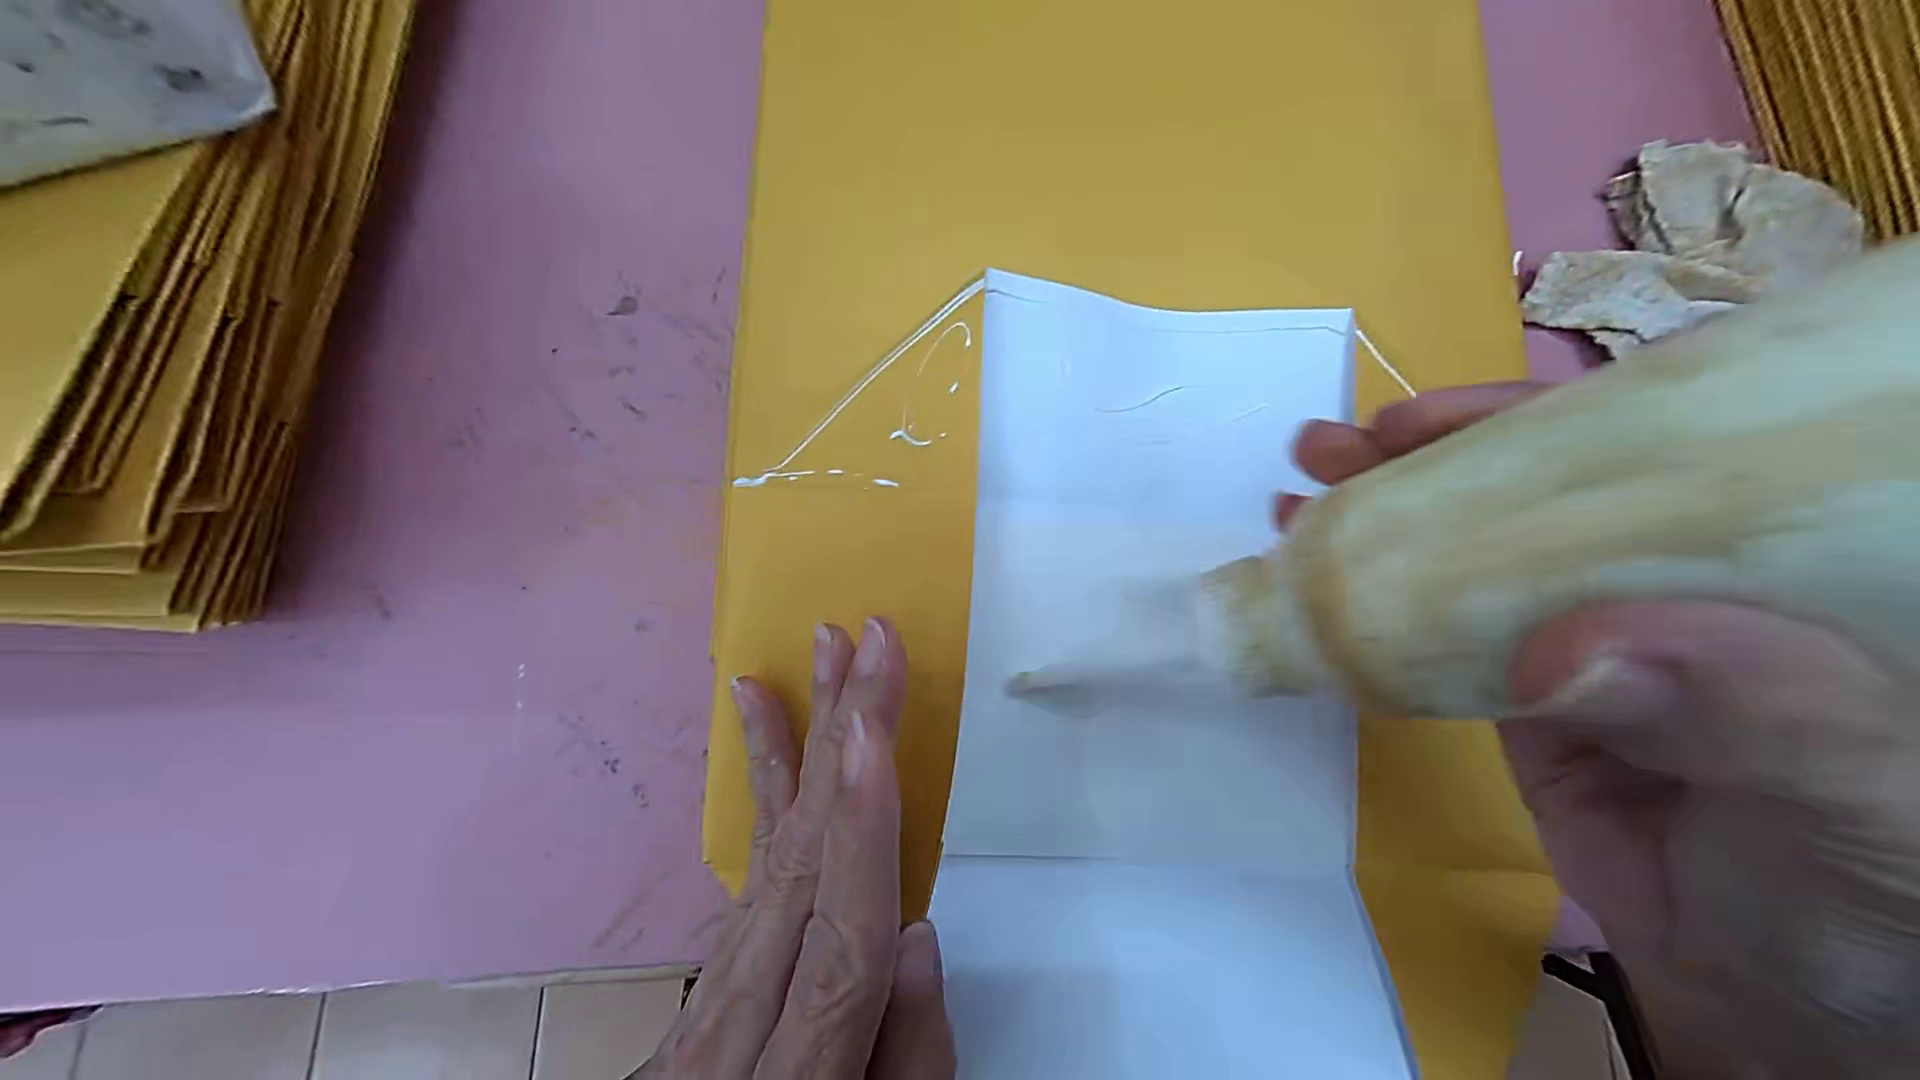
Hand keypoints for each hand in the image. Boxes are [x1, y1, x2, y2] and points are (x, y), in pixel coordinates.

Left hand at [637, 618, 955, 1078]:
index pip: (842, 933)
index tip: (869, 730)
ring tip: (821, 650)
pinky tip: (759, 705)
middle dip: (843, 737)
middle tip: (865, 643)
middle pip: (804, 860)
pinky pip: (748, 858)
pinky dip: (763, 774)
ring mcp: (717, 983)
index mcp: (799, 1069)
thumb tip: (917, 931)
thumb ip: (909, 1057)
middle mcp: (741, 1015)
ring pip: (772, 842)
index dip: (861, 827)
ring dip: (806, 731)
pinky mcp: (717, 960)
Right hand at [1290, 385, 1919, 1077]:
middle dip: (1417, 456)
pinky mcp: (1514, 682)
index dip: (1522, 416)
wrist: (1778, 1002)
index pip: (1640, 445)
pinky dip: (1367, 596)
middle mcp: (1660, 575)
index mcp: (1760, 560)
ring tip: (1296, 496)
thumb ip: (1751, 716)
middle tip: (1327, 449)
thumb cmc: (1857, 903)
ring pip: (1463, 544)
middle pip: (1524, 483)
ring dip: (1373, 512)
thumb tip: (1571, 647)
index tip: (1416, 422)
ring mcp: (1576, 629)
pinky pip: (1432, 623)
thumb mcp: (1852, 805)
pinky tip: (1310, 581)